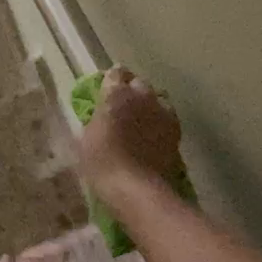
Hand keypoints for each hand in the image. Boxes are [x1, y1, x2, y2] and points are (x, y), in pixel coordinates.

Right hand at [79, 66, 183, 198]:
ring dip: (148, 105)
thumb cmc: (102, 164)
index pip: (115, 73)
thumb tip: (98, 117)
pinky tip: (153, 135)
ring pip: (156, 98)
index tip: (105, 93)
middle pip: (138, 83)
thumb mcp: (85, 141)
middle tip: (122, 108)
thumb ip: (93, 121)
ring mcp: (162, 111)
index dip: (110, 82)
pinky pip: (167, 117)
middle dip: (131, 91)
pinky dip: (160, 121)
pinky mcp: (176, 129)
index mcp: (116, 94)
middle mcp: (142, 95)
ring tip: (140, 121)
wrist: (137, 188)